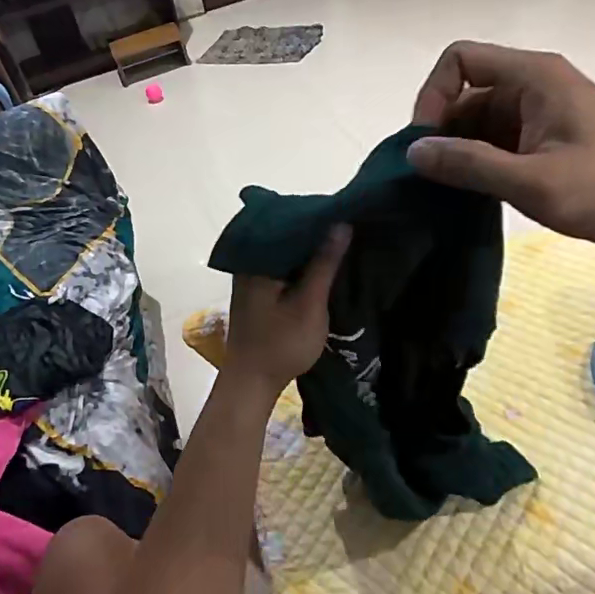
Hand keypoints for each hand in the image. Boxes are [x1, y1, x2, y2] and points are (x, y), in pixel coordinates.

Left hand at [222, 224, 350, 388]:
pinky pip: (280, 267)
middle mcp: (248, 263)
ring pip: (283, 253)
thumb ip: (324, 264)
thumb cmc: (281, 344)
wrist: (252, 384)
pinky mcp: (257, 292)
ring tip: (338, 238)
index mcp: (256, 260)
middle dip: (313, 231)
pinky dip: (299, 265)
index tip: (342, 209)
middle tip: (346, 223)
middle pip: (284, 236)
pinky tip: (320, 265)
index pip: (286, 222)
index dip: (315, 216)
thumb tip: (341, 224)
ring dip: (307, 249)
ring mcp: (250, 278)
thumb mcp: (309, 303)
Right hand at [406, 41, 594, 250]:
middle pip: (465, 92)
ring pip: (479, 120)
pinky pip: (498, 139)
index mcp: (535, 76)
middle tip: (434, 179)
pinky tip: (477, 193)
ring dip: (460, 151)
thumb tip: (412, 152)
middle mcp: (536, 84)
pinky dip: (479, 161)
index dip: (432, 96)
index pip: (460, 59)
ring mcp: (543, 112)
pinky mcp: (548, 138)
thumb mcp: (533, 182)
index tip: (425, 145)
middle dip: (442, 131)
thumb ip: (469, 164)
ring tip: (454, 192)